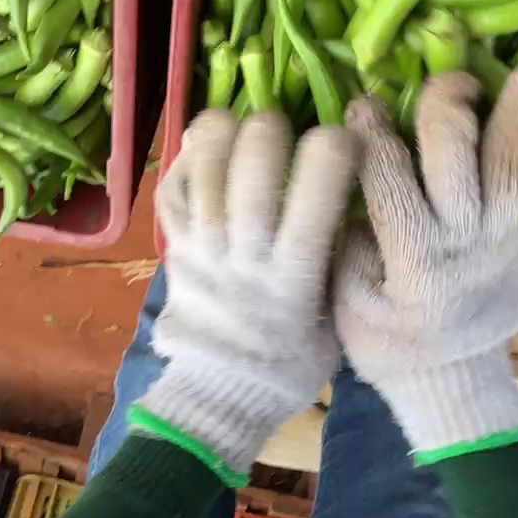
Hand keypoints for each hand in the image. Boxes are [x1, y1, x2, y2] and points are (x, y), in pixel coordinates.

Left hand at [137, 109, 358, 481]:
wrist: (217, 394)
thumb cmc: (288, 365)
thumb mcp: (334, 323)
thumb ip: (339, 265)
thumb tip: (347, 203)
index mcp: (293, 277)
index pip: (316, 199)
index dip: (333, 153)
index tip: (344, 138)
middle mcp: (243, 255)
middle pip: (251, 174)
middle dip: (270, 134)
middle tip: (280, 127)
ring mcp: (201, 248)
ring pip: (204, 174)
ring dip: (221, 136)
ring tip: (238, 123)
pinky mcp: (173, 248)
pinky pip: (170, 193)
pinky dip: (184, 162)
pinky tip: (202, 145)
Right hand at [333, 63, 517, 459]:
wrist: (453, 374)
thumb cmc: (383, 335)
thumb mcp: (343, 296)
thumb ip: (343, 237)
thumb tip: (339, 172)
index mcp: (412, 261)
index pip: (391, 187)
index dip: (377, 141)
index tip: (362, 104)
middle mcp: (466, 242)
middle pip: (466, 169)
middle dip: (454, 116)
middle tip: (448, 82)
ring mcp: (506, 236)